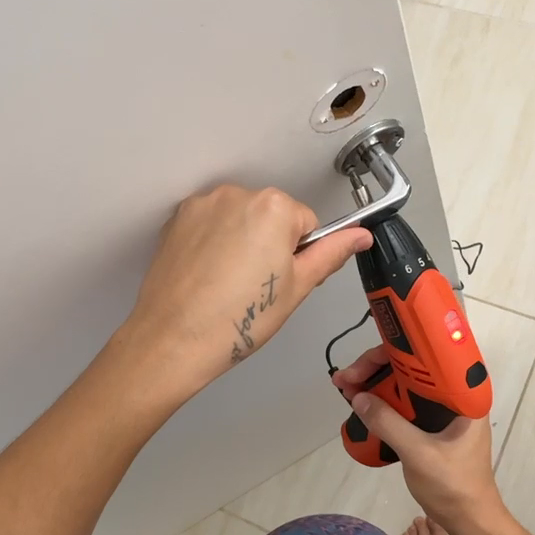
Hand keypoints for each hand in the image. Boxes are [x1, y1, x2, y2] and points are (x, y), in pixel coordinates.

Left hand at [124, 185, 369, 394]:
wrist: (174, 339)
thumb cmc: (236, 321)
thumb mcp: (297, 288)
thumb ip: (331, 254)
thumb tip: (360, 236)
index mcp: (274, 207)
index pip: (307, 223)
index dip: (299, 255)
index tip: (281, 280)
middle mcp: (237, 195)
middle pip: (271, 216)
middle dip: (269, 244)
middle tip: (255, 286)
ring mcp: (203, 204)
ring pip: (240, 219)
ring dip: (240, 241)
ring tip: (229, 283)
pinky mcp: (178, 218)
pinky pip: (210, 223)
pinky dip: (213, 243)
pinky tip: (208, 276)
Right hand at [332, 346, 506, 534]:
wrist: (471, 521)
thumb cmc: (454, 487)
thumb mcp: (419, 454)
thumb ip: (389, 424)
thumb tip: (358, 397)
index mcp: (463, 395)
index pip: (429, 357)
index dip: (396, 350)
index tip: (367, 360)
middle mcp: (454, 396)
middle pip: (412, 369)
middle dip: (376, 369)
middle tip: (345, 379)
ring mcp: (443, 411)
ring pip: (404, 386)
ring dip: (375, 386)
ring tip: (345, 389)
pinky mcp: (432, 425)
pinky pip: (404, 405)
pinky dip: (382, 404)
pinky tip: (360, 405)